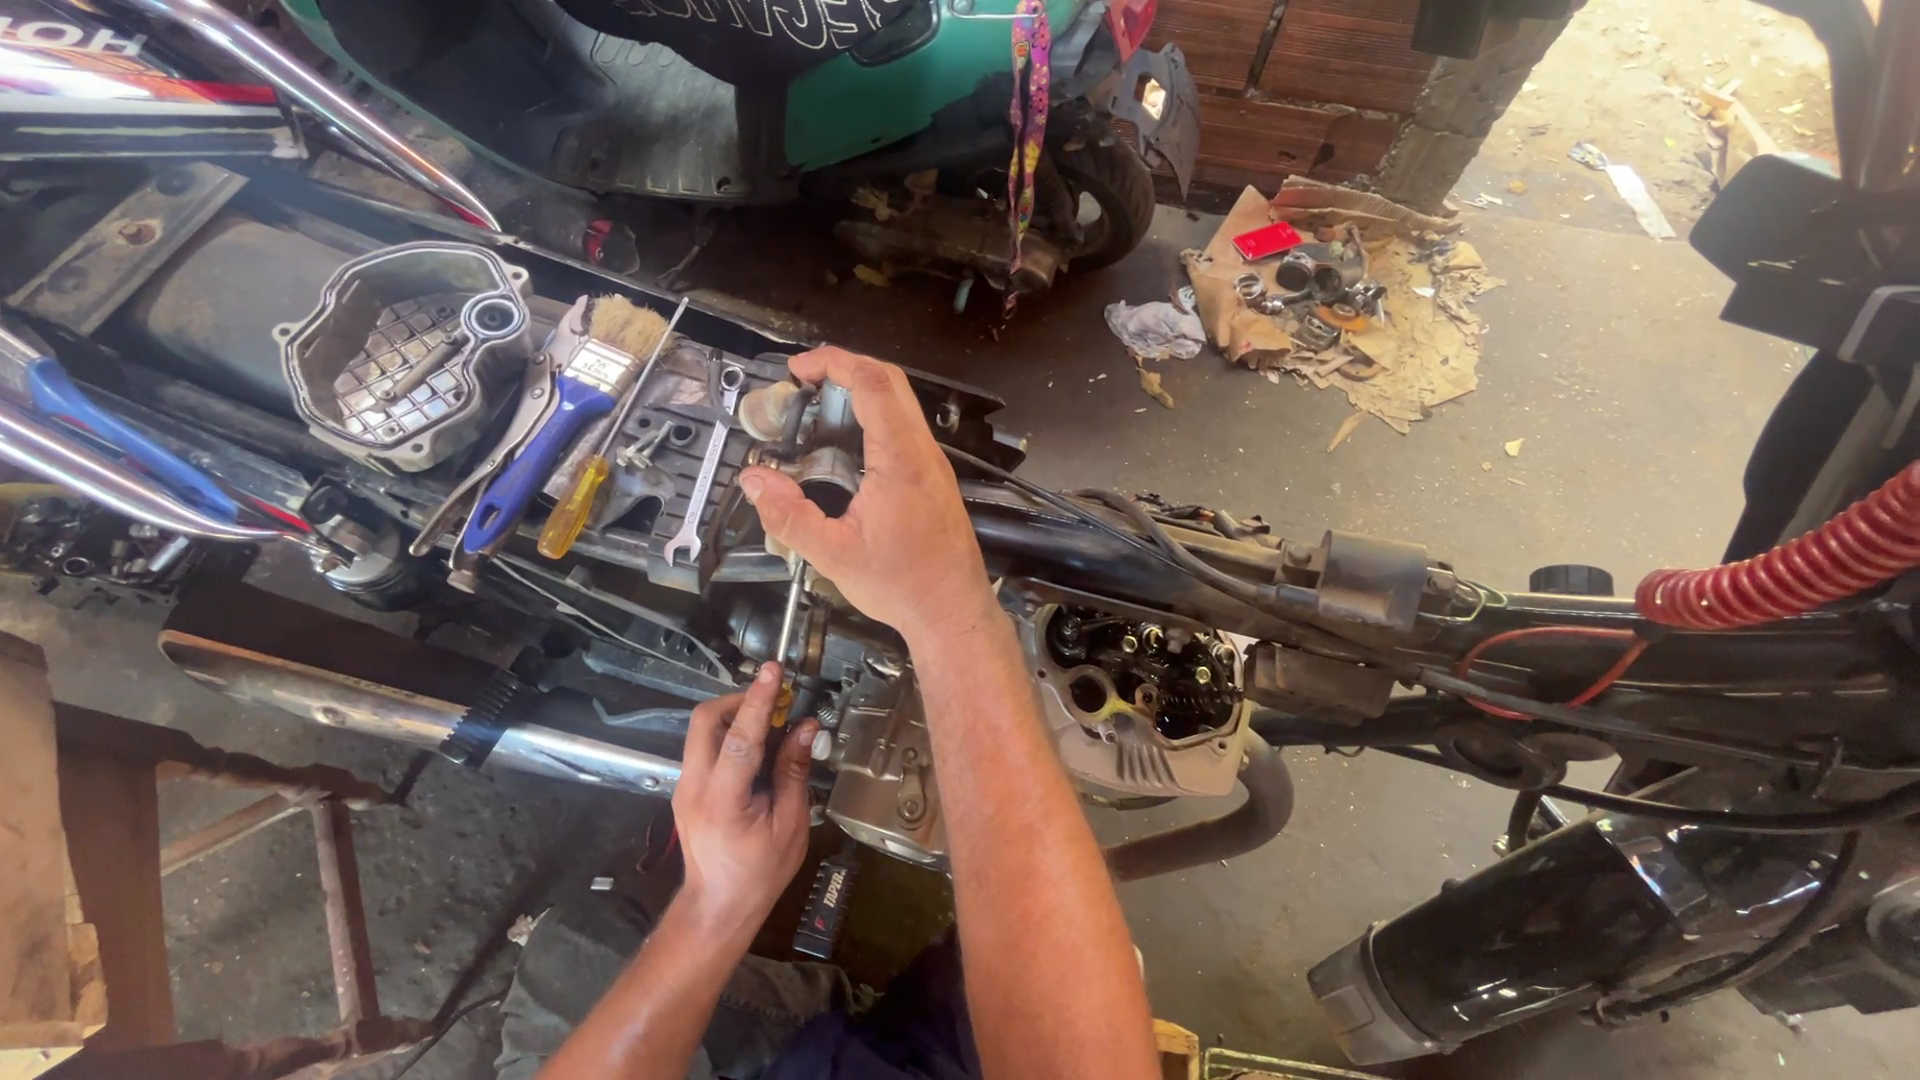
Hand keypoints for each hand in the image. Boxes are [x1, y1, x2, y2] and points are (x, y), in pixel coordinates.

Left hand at [671, 663, 818, 946]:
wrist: (716, 907)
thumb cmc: (759, 873)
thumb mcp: (790, 825)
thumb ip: (794, 772)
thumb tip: (806, 727)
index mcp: (722, 800)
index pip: (740, 738)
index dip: (758, 700)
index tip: (773, 670)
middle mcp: (694, 786)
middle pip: (705, 720)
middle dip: (739, 700)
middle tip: (774, 700)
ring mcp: (684, 785)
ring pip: (702, 729)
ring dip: (735, 714)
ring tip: (771, 722)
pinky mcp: (686, 787)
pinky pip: (705, 746)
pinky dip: (730, 733)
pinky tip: (758, 746)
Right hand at [739, 347, 1000, 646]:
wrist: (953, 610)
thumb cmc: (903, 585)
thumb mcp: (834, 557)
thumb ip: (789, 517)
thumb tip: (754, 481)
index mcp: (901, 460)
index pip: (874, 384)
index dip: (835, 362)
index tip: (799, 368)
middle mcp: (923, 452)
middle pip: (891, 381)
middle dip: (846, 366)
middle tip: (805, 380)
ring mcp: (934, 464)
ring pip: (903, 403)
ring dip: (862, 391)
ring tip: (820, 406)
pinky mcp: (935, 478)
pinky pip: (906, 428)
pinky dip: (876, 416)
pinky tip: (849, 442)